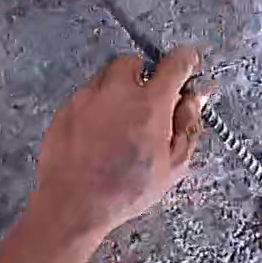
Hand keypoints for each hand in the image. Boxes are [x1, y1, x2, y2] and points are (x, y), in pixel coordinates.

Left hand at [29, 47, 207, 236]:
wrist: (73, 202)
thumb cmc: (125, 189)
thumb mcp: (172, 165)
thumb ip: (188, 125)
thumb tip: (195, 99)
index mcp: (150, 104)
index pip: (175, 65)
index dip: (185, 60)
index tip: (188, 62)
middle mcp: (118, 92)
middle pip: (132, 62)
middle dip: (142, 75)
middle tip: (146, 99)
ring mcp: (88, 97)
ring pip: (105, 76)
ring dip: (116, 88)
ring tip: (120, 120)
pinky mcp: (66, 108)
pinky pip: (85, 95)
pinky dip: (95, 105)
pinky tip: (97, 132)